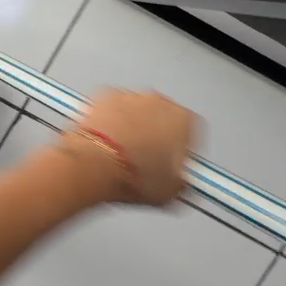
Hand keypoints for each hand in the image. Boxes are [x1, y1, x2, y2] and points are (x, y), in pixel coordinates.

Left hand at [60, 88, 195, 204]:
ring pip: (135, 109)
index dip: (180, 149)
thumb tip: (178, 183)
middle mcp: (159, 101)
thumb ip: (181, 180)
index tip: (172, 161)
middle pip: (162, 116)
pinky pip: (110, 107)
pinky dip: (108, 119)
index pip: (190, 131)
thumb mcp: (171, 190)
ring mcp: (130, 96)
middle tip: (144, 157)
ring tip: (121, 150)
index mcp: (184, 120)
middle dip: (155, 133)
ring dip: (131, 125)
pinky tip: (104, 138)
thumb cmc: (134, 174)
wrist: (96, 164)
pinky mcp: (102, 95)